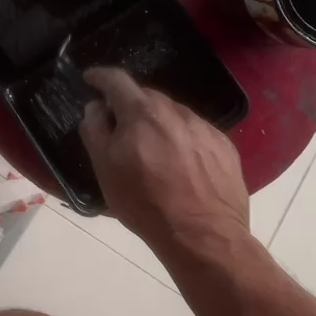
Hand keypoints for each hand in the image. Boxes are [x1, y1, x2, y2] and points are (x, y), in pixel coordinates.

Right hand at [77, 67, 249, 253]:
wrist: (205, 238)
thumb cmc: (145, 203)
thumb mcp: (104, 168)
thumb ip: (95, 129)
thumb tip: (96, 107)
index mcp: (141, 113)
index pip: (116, 80)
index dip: (100, 77)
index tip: (91, 80)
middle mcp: (174, 111)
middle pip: (145, 96)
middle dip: (130, 105)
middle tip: (122, 128)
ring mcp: (203, 128)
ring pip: (172, 113)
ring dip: (158, 123)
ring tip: (155, 151)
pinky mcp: (224, 147)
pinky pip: (195, 132)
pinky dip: (182, 139)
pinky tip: (182, 165)